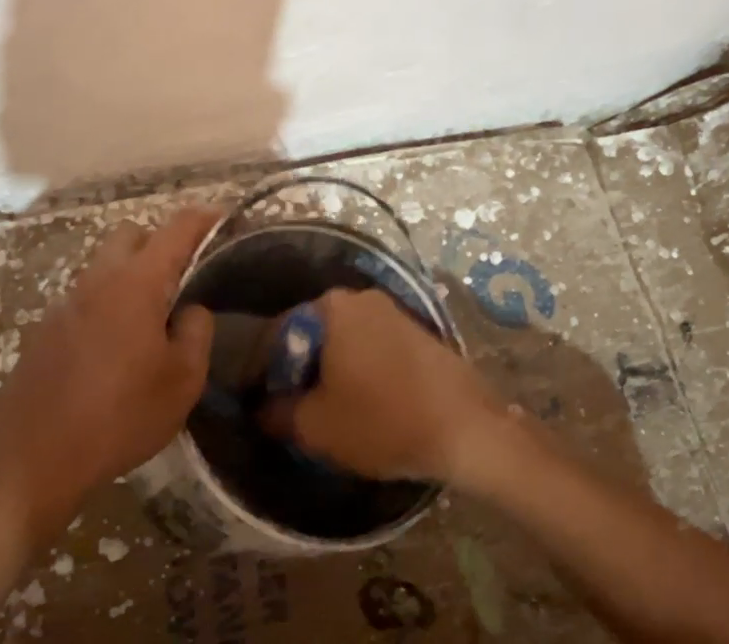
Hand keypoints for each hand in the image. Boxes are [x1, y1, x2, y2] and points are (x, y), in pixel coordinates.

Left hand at [0, 207, 218, 530]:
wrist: (34, 457)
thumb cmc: (120, 416)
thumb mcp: (182, 381)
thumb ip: (196, 332)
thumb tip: (189, 309)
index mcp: (135, 283)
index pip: (175, 229)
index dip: (204, 218)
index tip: (224, 218)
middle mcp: (97, 280)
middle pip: (131, 235)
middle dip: (160, 242)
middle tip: (185, 277)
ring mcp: (64, 304)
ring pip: (104, 268)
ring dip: (131, 277)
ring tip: (153, 321)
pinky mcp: (45, 331)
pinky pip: (85, 300)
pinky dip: (107, 307)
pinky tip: (117, 351)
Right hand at [262, 288, 505, 482]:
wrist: (467, 431)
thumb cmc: (383, 421)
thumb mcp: (316, 427)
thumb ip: (277, 413)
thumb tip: (261, 408)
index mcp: (331, 307)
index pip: (278, 333)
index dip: (262, 371)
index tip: (260, 403)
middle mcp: (361, 298)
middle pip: (312, 333)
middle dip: (299, 369)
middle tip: (293, 409)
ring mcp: (394, 312)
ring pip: (344, 341)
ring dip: (331, 370)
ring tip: (328, 411)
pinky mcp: (418, 333)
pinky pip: (372, 348)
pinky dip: (360, 370)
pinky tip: (364, 404)